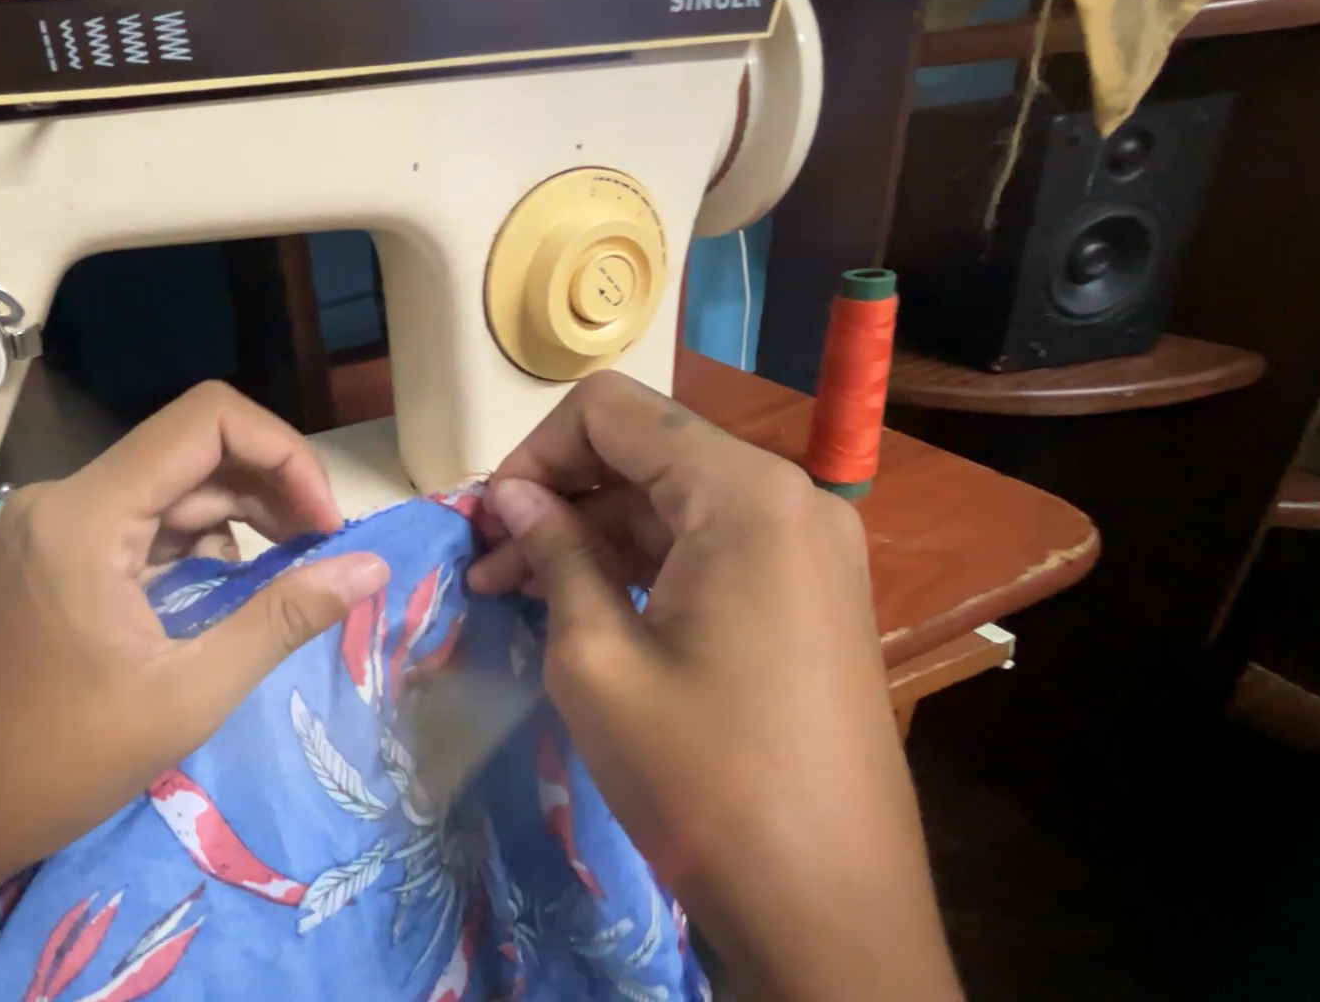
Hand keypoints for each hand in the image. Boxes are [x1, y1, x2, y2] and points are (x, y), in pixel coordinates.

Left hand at [0, 383, 390, 1001]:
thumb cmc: (60, 762)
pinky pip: (145, 521)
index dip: (285, 453)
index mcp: (91, 514)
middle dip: (272, 486)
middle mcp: (67, 497)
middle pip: (195, 449)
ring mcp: (56, 523)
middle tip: (323, 548)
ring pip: (173, 485)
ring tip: (291, 566)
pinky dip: (199, 542)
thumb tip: (371, 567)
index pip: (208, 421)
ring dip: (241, 514)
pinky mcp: (56, 551)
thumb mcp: (191, 694)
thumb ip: (286, 618)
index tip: (324, 523)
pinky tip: (229, 586)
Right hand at [467, 371, 958, 999]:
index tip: (491, 518)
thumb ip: (553, 552)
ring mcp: (802, 545)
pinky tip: (576, 600)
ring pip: (668, 502)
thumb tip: (509, 495)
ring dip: (588, 533)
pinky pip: (703, 545)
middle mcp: (786, 497)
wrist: (830, 909)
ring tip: (511, 586)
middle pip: (643, 451)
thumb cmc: (701, 777)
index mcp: (743, 493)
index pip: (611, 411)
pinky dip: (636, 562)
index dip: (535, 453)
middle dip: (556, 495)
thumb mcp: (596, 658)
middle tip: (489, 558)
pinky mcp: (801, 591)